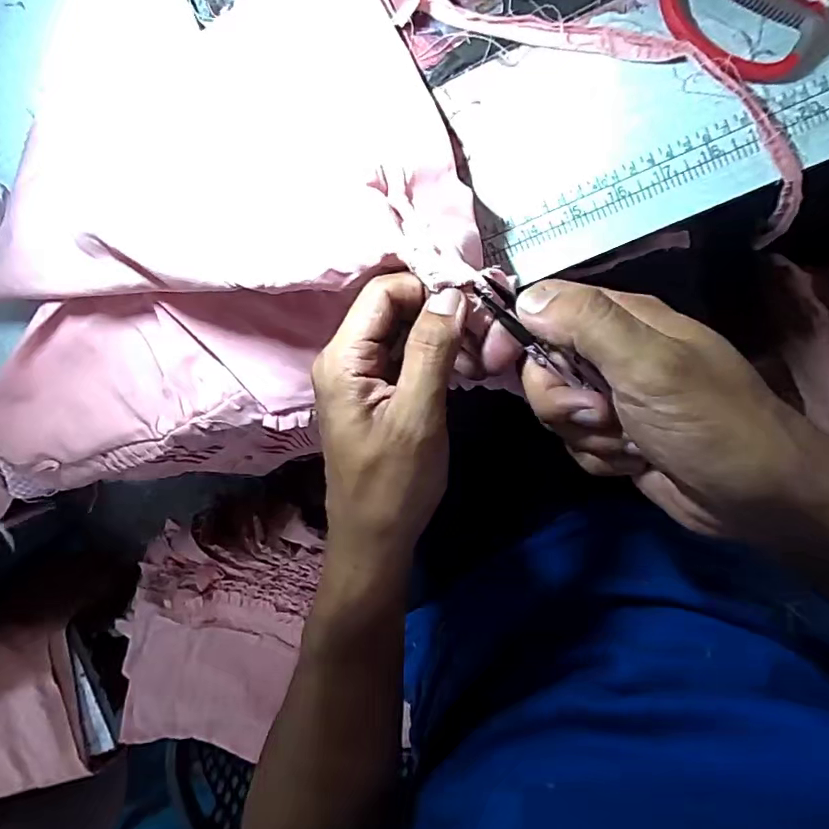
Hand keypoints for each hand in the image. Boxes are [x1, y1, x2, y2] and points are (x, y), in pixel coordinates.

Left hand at [312, 272, 467, 566]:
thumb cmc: (394, 484)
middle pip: (395, 307)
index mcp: (343, 358)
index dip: (429, 288)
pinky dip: (439, 355)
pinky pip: (409, 355)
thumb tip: (452, 292)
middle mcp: (345, 357)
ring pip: (406, 330)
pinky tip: (467, 369)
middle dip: (442, 312)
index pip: (384, 291)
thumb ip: (432, 350)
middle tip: (485, 333)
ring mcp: (360, 373)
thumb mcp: (418, 415)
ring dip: (445, 334)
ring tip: (481, 356)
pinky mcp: (377, 390)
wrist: (375, 540)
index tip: (475, 305)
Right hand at [484, 280, 820, 540]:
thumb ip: (588, 323)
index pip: (545, 306)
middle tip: (602, 413)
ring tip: (633, 442)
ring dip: (586, 435)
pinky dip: (600, 458)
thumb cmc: (709, 420)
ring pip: (556, 411)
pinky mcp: (617, 439)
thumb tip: (526, 297)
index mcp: (622, 319)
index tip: (493, 361)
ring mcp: (614, 398)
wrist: (759, 498)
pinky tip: (636, 462)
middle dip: (561, 399)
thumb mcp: (649, 363)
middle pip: (542, 366)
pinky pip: (576, 444)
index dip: (514, 331)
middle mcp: (613, 353)